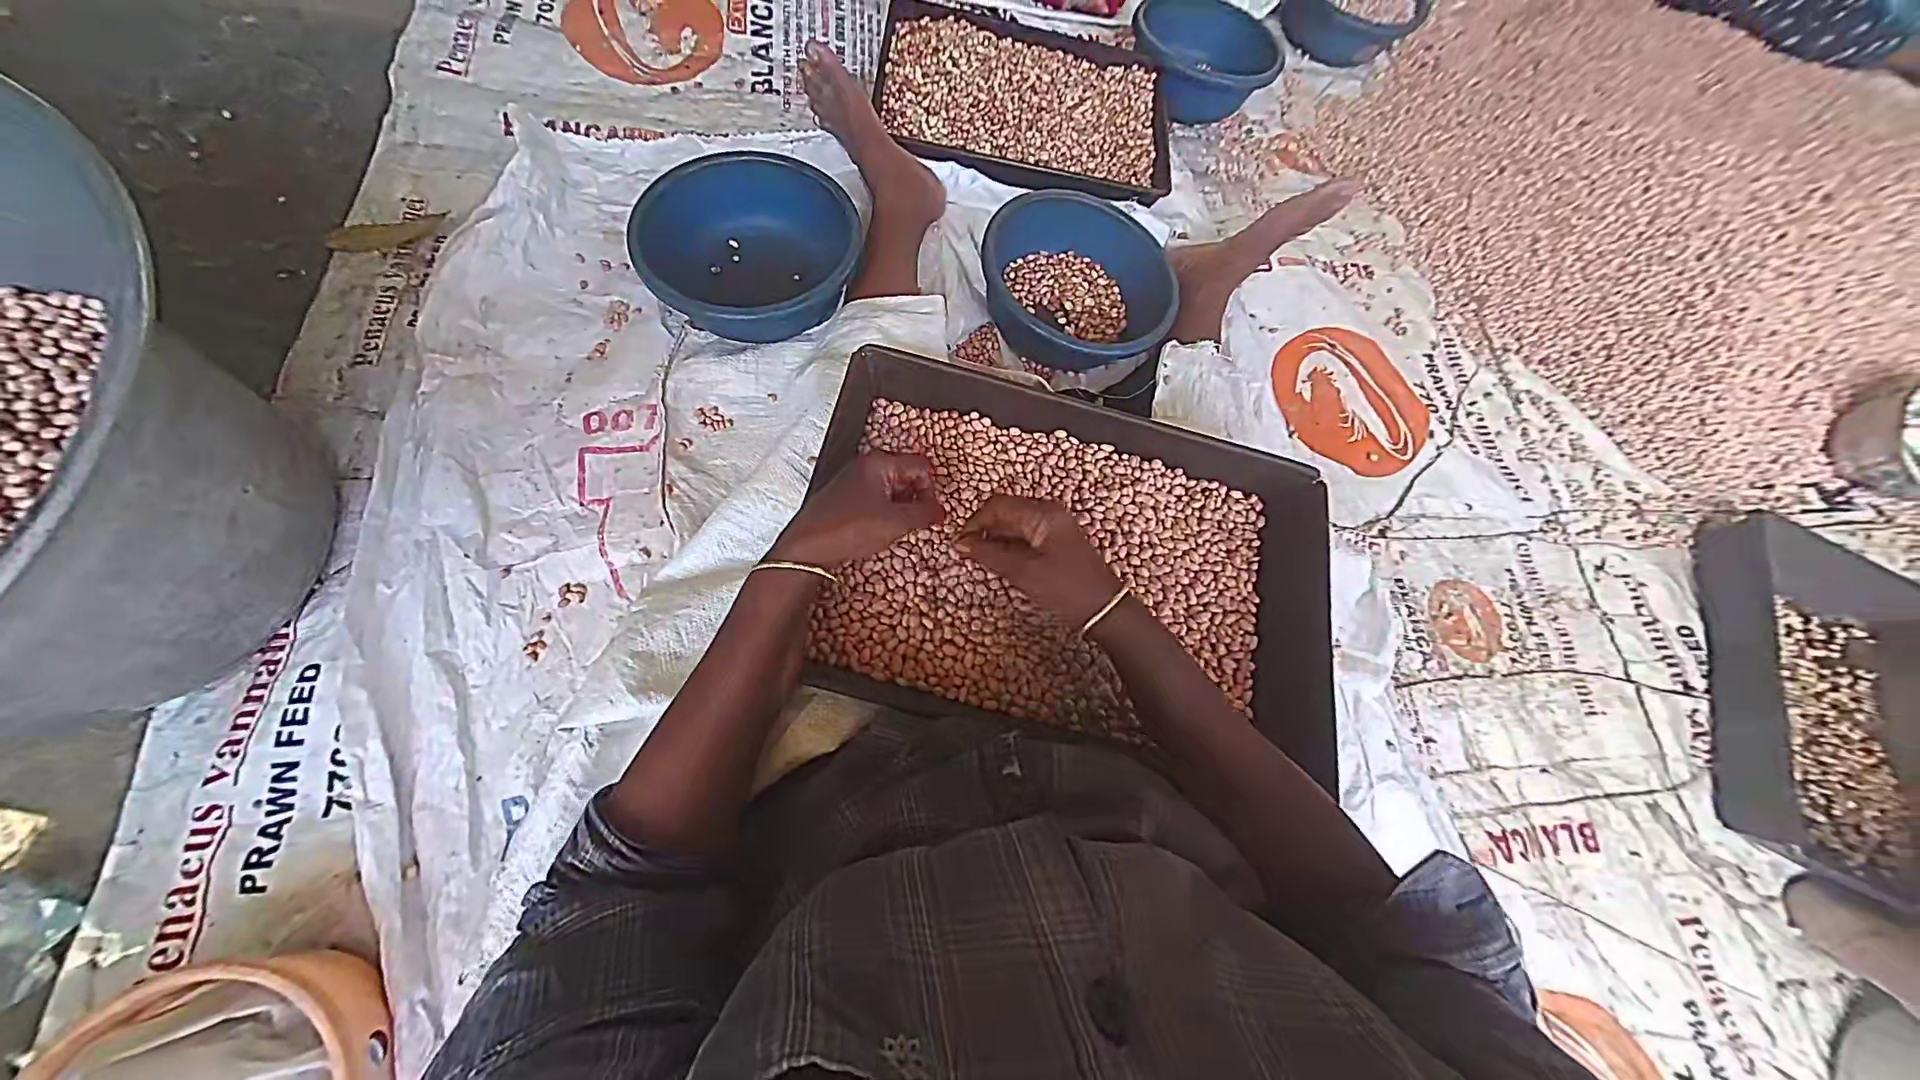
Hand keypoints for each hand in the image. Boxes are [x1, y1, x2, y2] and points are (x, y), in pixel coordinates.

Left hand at [770, 452, 944, 567]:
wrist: (807, 548)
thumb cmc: (845, 529)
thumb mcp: (896, 522)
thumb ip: (924, 513)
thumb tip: (939, 511)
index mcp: (879, 463)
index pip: (921, 467)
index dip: (931, 490)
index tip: (931, 512)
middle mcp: (866, 466)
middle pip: (907, 476)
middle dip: (916, 500)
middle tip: (916, 522)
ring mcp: (855, 481)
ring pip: (892, 490)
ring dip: (901, 508)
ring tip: (896, 529)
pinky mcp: (847, 498)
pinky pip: (877, 499)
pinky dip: (885, 513)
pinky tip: (879, 531)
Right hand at [954, 495, 1120, 625]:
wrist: (1104, 609)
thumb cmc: (1066, 589)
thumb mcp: (1023, 572)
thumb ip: (989, 554)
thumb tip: (960, 544)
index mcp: (1042, 513)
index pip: (997, 505)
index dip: (974, 522)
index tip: (959, 544)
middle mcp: (1048, 512)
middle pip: (1005, 511)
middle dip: (983, 529)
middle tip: (966, 553)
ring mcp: (1053, 525)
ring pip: (1013, 523)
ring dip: (994, 538)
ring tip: (980, 560)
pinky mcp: (1056, 539)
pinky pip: (1024, 534)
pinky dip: (1008, 545)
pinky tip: (999, 561)